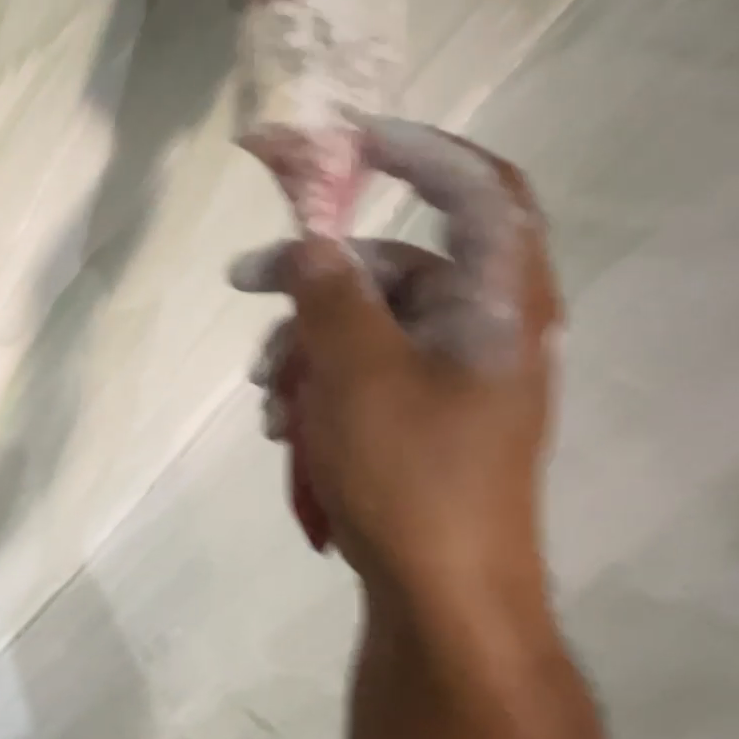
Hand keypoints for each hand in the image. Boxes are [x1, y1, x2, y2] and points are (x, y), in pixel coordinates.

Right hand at [230, 114, 563, 605]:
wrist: (443, 589)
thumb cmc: (410, 475)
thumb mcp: (358, 376)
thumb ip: (331, 297)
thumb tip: (308, 244)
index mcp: (498, 302)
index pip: (474, 190)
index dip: (413, 154)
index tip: (338, 148)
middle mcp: (485, 329)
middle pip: (397, 267)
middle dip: (314, 277)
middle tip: (240, 285)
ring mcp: (452, 380)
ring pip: (366, 329)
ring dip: (303, 346)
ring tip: (262, 394)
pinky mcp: (421, 421)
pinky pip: (361, 378)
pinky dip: (316, 388)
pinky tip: (279, 427)